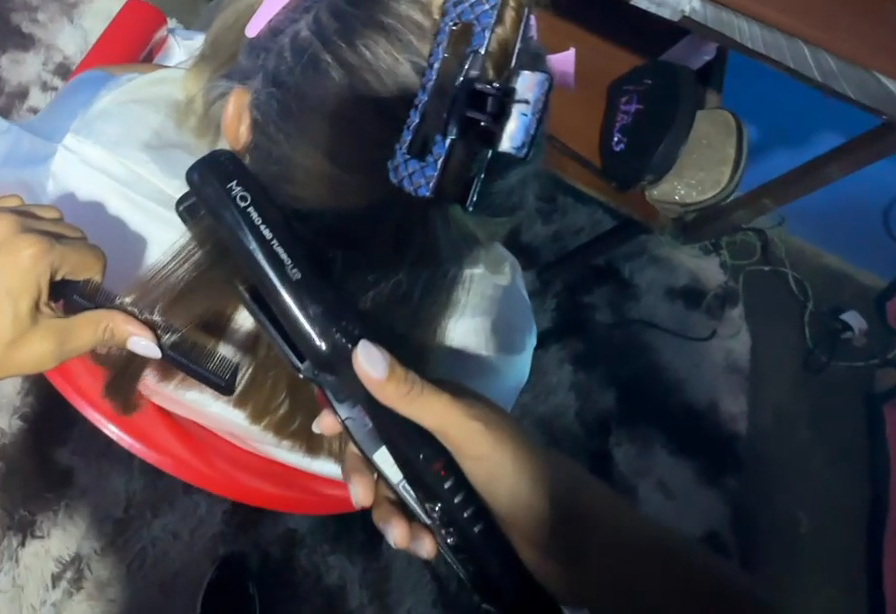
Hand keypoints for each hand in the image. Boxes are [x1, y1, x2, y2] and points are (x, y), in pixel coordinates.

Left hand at [0, 196, 159, 390]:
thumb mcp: (48, 345)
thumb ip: (100, 330)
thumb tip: (151, 337)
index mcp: (38, 251)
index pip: (92, 257)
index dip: (85, 285)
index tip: (61, 307)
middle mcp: (15, 220)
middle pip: (69, 232)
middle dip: (67, 261)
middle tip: (43, 294)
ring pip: (42, 215)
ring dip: (45, 239)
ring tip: (25, 273)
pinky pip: (9, 207)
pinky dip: (16, 225)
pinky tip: (3, 255)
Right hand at [312, 340, 554, 567]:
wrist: (572, 541)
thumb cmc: (515, 470)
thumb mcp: (460, 427)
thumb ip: (411, 393)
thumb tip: (358, 348)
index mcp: (434, 403)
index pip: (376, 398)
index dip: (347, 412)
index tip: (322, 430)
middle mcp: (431, 434)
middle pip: (376, 448)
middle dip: (365, 474)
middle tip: (363, 500)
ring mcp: (440, 474)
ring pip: (391, 487)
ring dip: (388, 513)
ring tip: (405, 539)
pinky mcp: (448, 511)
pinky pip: (410, 516)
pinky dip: (410, 532)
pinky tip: (423, 547)